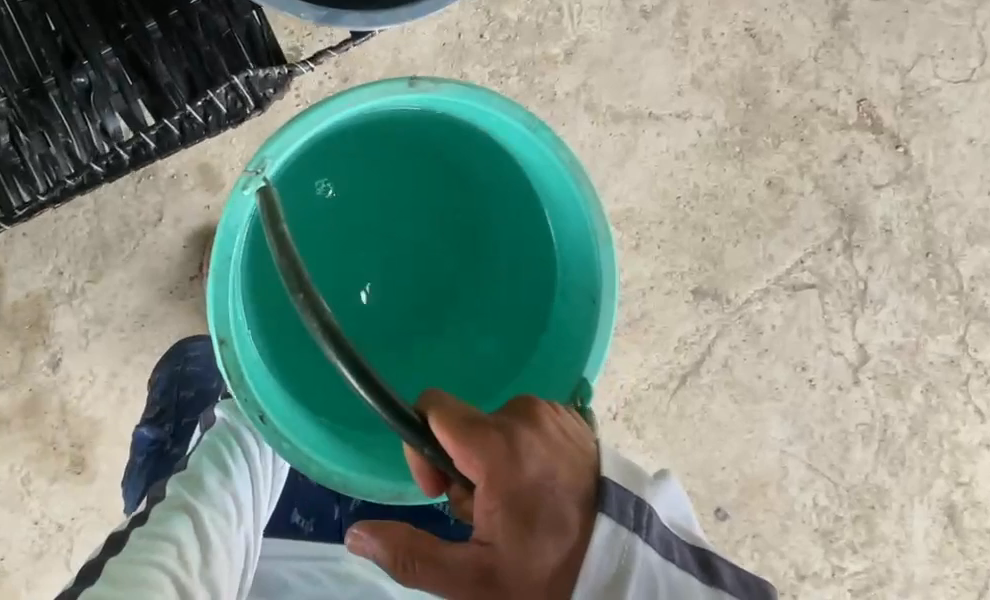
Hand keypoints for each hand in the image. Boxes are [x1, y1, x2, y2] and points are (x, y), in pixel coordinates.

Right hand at [345, 390, 598, 598]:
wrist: (635, 574)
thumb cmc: (551, 574)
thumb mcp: (477, 582)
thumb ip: (413, 554)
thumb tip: (355, 534)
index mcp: (495, 444)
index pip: (431, 407)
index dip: (425, 449)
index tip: (445, 491)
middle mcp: (522, 414)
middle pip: (464, 426)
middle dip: (465, 467)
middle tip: (494, 516)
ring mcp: (553, 413)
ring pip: (496, 428)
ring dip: (497, 461)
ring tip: (526, 508)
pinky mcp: (575, 418)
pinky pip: (529, 425)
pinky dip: (528, 453)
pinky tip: (549, 492)